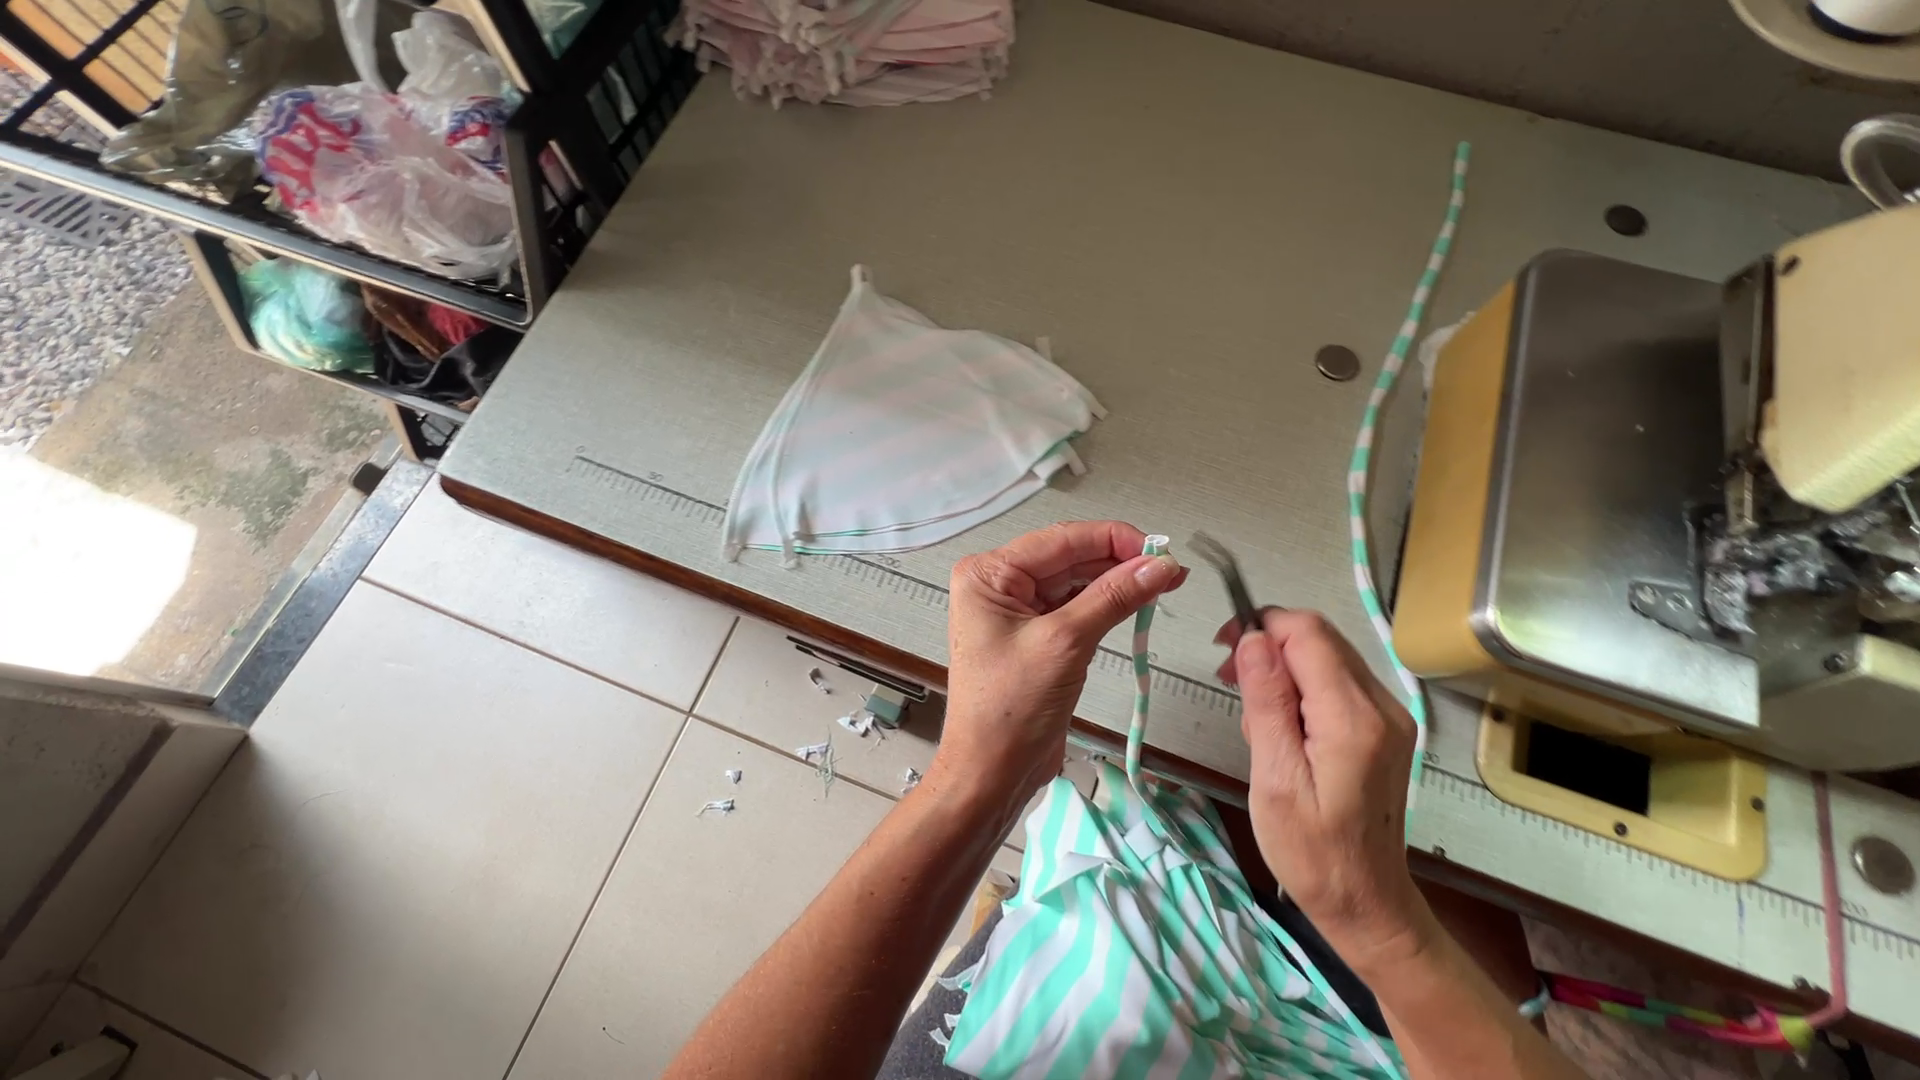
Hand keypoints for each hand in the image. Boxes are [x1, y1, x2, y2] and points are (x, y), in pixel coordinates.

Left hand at [931, 522, 1186, 817]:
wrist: (991, 773)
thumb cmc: (1011, 709)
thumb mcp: (1065, 643)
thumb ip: (1114, 597)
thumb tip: (1160, 564)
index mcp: (989, 574)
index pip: (1061, 539)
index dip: (1114, 539)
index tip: (1161, 549)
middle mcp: (999, 585)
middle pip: (1070, 557)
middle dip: (1120, 561)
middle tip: (1171, 570)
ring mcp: (1017, 611)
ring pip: (1076, 582)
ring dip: (1118, 582)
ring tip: (1165, 583)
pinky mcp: (1036, 637)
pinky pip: (1076, 608)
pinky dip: (1107, 605)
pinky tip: (1139, 602)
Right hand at [1215, 608, 1431, 973]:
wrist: (1366, 900)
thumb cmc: (1310, 851)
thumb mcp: (1274, 779)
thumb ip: (1267, 703)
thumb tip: (1252, 639)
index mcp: (1353, 718)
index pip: (1307, 633)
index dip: (1260, 626)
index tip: (1222, 651)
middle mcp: (1382, 705)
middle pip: (1320, 636)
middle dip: (1268, 645)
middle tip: (1228, 683)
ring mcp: (1389, 715)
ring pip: (1327, 655)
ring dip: (1282, 667)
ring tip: (1256, 719)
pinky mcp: (1385, 727)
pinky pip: (1337, 680)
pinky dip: (1302, 686)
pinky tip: (1283, 725)